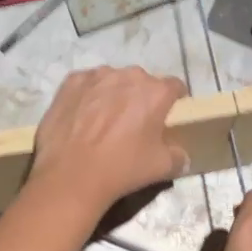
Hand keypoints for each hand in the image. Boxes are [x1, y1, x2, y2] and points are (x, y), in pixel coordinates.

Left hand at [27, 68, 188, 210]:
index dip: (175, 100)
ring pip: (113, 81)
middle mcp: (128, 76)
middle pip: (142, 82)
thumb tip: (181, 155)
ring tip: (105, 121)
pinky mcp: (70, 83)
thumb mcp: (162, 168)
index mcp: (156, 92)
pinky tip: (83, 118)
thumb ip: (178, 156)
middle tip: (135, 123)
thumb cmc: (122, 169)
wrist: (72, 175)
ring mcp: (96, 76)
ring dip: (114, 95)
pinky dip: (89, 96)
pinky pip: (87, 85)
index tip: (170, 114)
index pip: (175, 86)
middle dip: (142, 98)